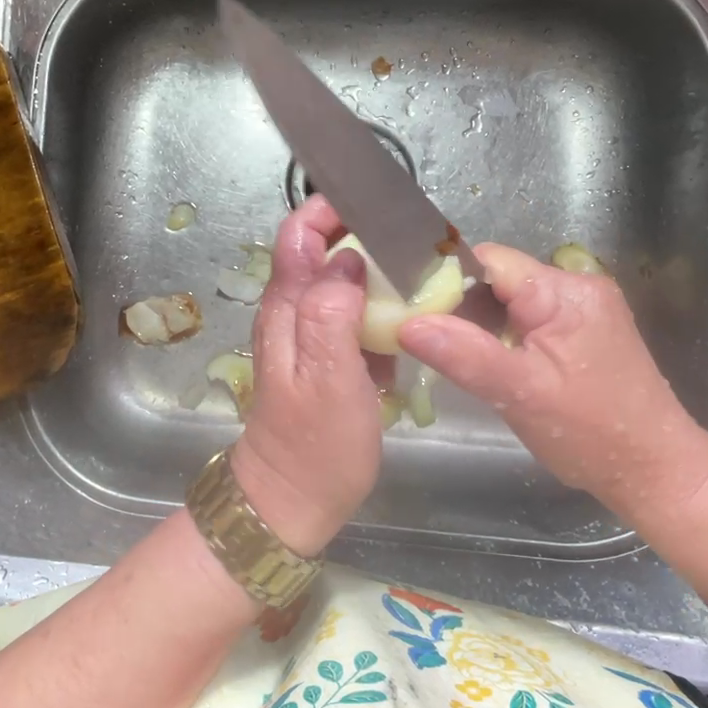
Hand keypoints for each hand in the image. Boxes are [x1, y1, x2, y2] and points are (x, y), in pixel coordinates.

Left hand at [230, 196, 382, 555]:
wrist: (295, 501)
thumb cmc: (316, 444)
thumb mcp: (328, 375)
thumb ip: (331, 311)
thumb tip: (346, 257)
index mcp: (286, 308)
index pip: (297, 235)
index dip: (328, 211)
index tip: (375, 205)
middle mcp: (291, 312)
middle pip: (321, 253)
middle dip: (361, 236)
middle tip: (413, 240)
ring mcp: (309, 336)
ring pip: (339, 283)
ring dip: (375, 272)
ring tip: (421, 270)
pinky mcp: (328, 359)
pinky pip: (353, 318)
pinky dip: (378, 308)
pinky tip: (408, 316)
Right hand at [397, 243, 707, 512]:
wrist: (656, 472)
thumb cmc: (592, 434)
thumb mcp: (518, 394)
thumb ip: (462, 354)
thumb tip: (406, 323)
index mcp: (564, 292)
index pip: (487, 260)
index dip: (446, 280)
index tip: (415, 311)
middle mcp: (577, 287)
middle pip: (495, 278)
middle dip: (461, 307)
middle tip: (431, 343)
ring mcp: (583, 308)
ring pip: (508, 299)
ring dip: (480, 325)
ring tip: (459, 358)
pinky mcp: (583, 330)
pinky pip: (527, 318)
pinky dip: (502, 337)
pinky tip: (493, 366)